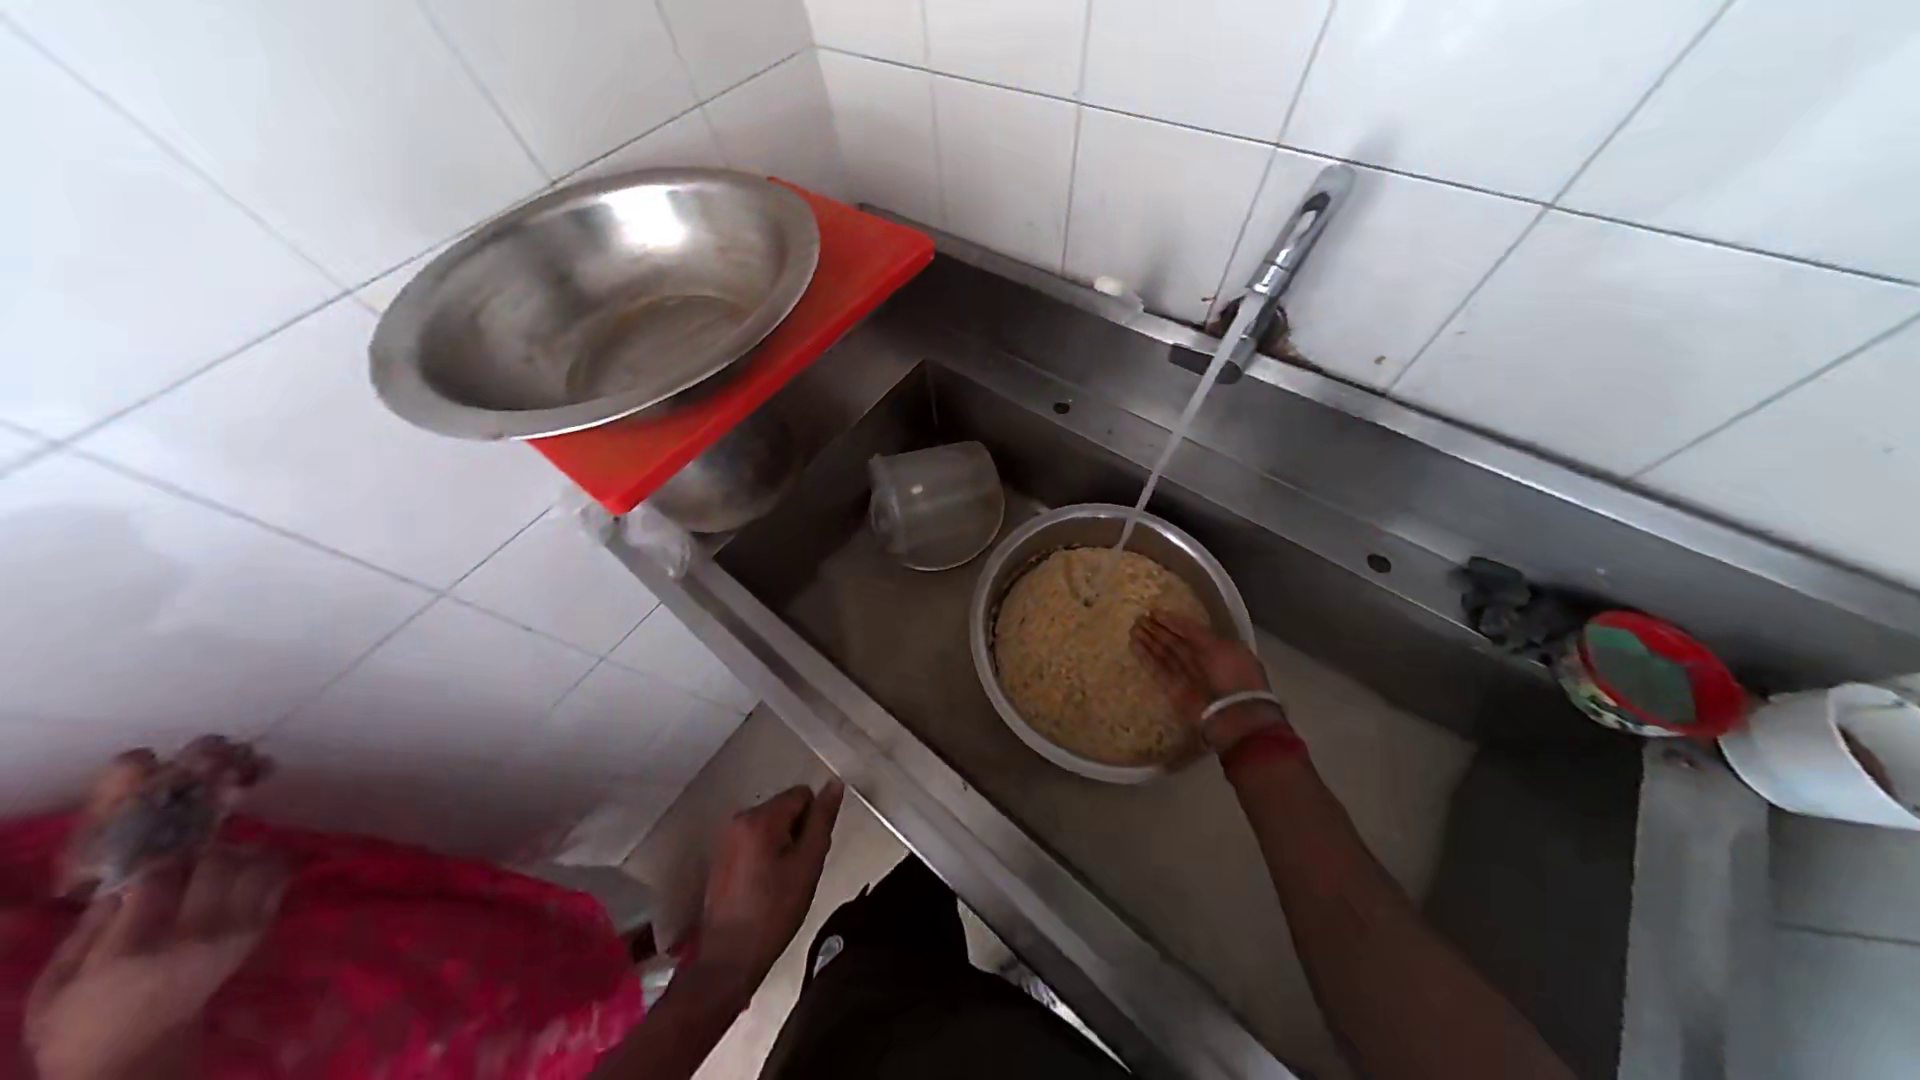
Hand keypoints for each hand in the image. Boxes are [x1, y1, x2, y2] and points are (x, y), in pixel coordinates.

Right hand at [27, 847, 287, 1079]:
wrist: (136, 1052)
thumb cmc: (81, 1020)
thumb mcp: (56, 983)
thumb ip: (88, 928)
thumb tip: (124, 880)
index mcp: (138, 946)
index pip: (161, 877)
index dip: (157, 860)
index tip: (149, 862)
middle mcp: (199, 932)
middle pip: (220, 862)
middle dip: (203, 851)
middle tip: (188, 860)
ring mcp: (238, 929)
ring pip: (260, 865)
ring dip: (242, 854)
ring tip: (219, 862)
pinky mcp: (260, 930)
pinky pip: (279, 881)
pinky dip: (267, 865)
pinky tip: (244, 869)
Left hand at [694, 781, 843, 1003]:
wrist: (730, 957)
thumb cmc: (774, 911)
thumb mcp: (808, 863)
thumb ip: (822, 820)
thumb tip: (834, 785)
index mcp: (760, 818)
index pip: (802, 794)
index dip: (814, 821)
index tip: (810, 853)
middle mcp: (738, 819)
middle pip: (785, 808)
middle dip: (798, 832)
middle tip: (799, 870)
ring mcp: (726, 838)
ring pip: (771, 826)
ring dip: (783, 844)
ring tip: (783, 882)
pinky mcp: (721, 857)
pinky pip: (755, 841)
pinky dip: (766, 855)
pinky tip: (766, 887)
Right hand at [1133, 612, 1286, 751]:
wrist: (1233, 714)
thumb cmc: (1232, 675)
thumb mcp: (1218, 646)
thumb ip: (1195, 633)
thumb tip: (1173, 622)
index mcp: (1216, 648)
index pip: (1190, 631)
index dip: (1172, 621)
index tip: (1154, 612)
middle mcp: (1199, 660)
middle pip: (1174, 642)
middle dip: (1157, 630)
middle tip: (1138, 618)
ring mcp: (1185, 675)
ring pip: (1163, 654)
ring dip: (1148, 641)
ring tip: (1133, 628)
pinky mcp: (1173, 689)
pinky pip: (1157, 670)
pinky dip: (1146, 658)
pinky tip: (1134, 645)